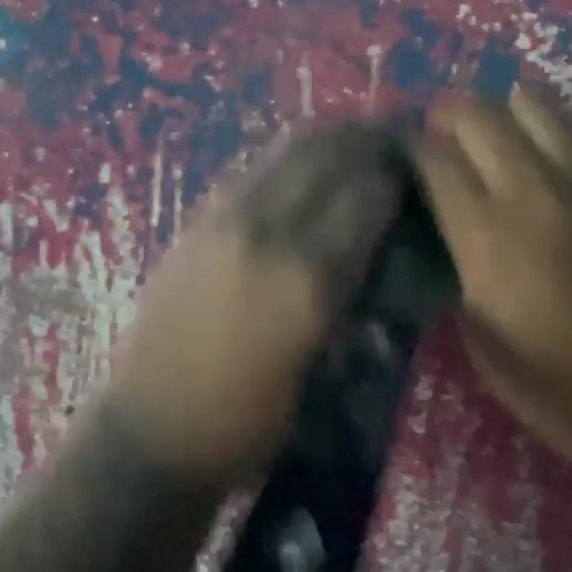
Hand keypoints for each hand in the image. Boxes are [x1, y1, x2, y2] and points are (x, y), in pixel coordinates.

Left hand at [108, 125, 405, 486]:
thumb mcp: (322, 374)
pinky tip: (301, 167)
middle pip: (328, 153)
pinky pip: (250, 168)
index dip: (401, 171)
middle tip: (394, 143)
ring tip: (354, 143)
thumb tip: (379, 251)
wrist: (149, 433)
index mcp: (308, 278)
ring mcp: (223, 219)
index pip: (368, 194)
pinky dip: (286, 157)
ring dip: (327, 138)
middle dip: (368, 139)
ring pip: (285, 148)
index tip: (422, 166)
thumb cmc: (247, 424)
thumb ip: (352, 300)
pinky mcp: (194, 221)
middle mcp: (267, 231)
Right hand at [414, 88, 571, 479]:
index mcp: (486, 235)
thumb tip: (444, 211)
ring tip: (496, 135)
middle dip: (448, 117)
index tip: (405, 153)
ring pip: (533, 103)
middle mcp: (533, 191)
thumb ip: (455, 254)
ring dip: (502, 111)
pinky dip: (550, 129)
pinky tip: (545, 155)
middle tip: (442, 135)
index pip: (433, 157)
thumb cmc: (546, 379)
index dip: (411, 147)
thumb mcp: (473, 327)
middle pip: (477, 114)